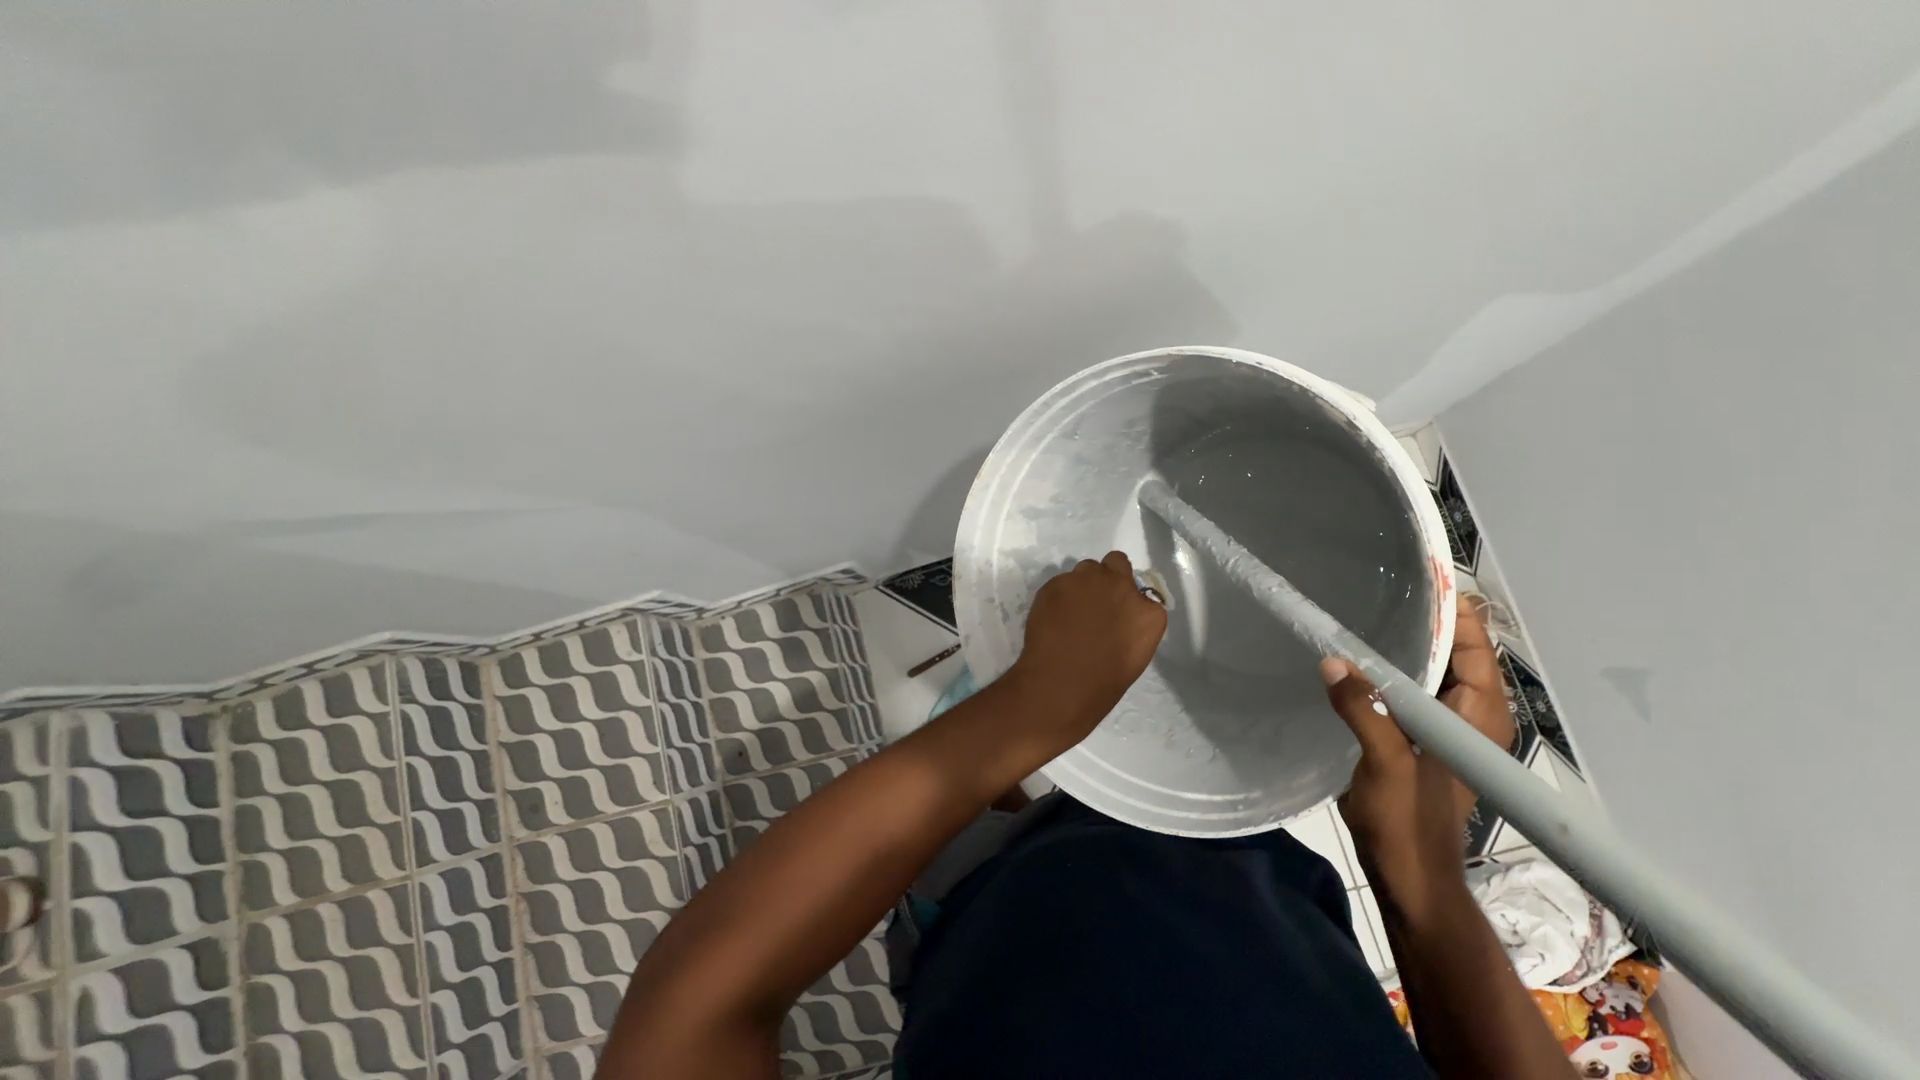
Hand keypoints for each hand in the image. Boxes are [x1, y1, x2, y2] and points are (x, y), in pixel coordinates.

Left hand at [1011, 551, 1167, 744]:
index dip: (1127, 600)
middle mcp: (1122, 586)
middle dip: (1108, 577)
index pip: (1143, 592)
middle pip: (1117, 564)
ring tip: (1071, 610)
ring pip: (1087, 568)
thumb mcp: (1135, 652)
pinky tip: (1053, 616)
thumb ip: (1133, 623)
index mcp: (1149, 611)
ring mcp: (1088, 580)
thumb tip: (1120, 614)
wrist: (1062, 683)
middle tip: (1095, 602)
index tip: (1117, 614)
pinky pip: (1061, 581)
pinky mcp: (1058, 582)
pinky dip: (1059, 594)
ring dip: (1083, 583)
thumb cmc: (1103, 681)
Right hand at [1320, 593, 1513, 921]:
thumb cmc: (1407, 823)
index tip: (1416, 568)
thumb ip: (1363, 710)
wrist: (1410, 877)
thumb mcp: (1383, 764)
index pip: (1474, 642)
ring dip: (1405, 640)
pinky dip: (1392, 666)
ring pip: (1433, 667)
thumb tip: (1332, 660)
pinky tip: (1358, 657)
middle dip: (1424, 614)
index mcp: (1477, 714)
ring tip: (1364, 606)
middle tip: (1379, 578)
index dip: (1451, 605)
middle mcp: (1471, 713)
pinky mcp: (1425, 738)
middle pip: (1456, 648)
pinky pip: (1414, 686)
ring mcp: (1448, 726)